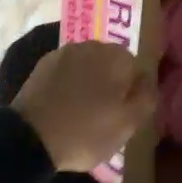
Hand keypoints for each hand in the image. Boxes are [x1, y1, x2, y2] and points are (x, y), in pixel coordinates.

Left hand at [11, 40, 155, 171]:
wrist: (31, 137)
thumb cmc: (85, 133)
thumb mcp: (126, 126)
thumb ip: (145, 99)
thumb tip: (149, 81)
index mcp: (117, 58)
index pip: (135, 66)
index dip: (132, 90)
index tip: (124, 112)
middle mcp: (93, 45)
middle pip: (111, 61)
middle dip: (111, 81)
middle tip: (104, 112)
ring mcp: (67, 51)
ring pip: (88, 63)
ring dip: (90, 79)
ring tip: (83, 108)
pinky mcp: (46, 61)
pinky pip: (67, 68)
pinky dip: (69, 81)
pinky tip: (64, 102)